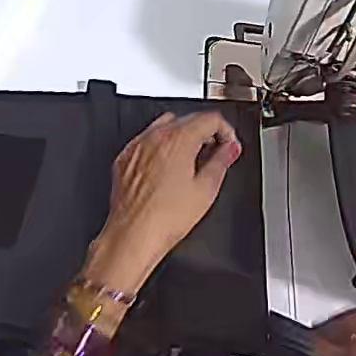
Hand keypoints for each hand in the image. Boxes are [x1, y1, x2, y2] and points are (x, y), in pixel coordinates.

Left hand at [83, 112, 239, 295]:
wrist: (132, 236)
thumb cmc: (164, 218)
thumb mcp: (206, 189)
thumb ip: (221, 161)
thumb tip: (230, 149)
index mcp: (178, 139)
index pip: (210, 119)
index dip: (226, 130)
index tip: (229, 144)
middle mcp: (155, 136)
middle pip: (189, 118)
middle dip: (207, 131)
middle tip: (217, 151)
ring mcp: (138, 146)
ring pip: (166, 125)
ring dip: (183, 134)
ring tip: (192, 158)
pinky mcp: (125, 158)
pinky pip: (147, 140)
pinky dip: (161, 145)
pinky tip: (168, 167)